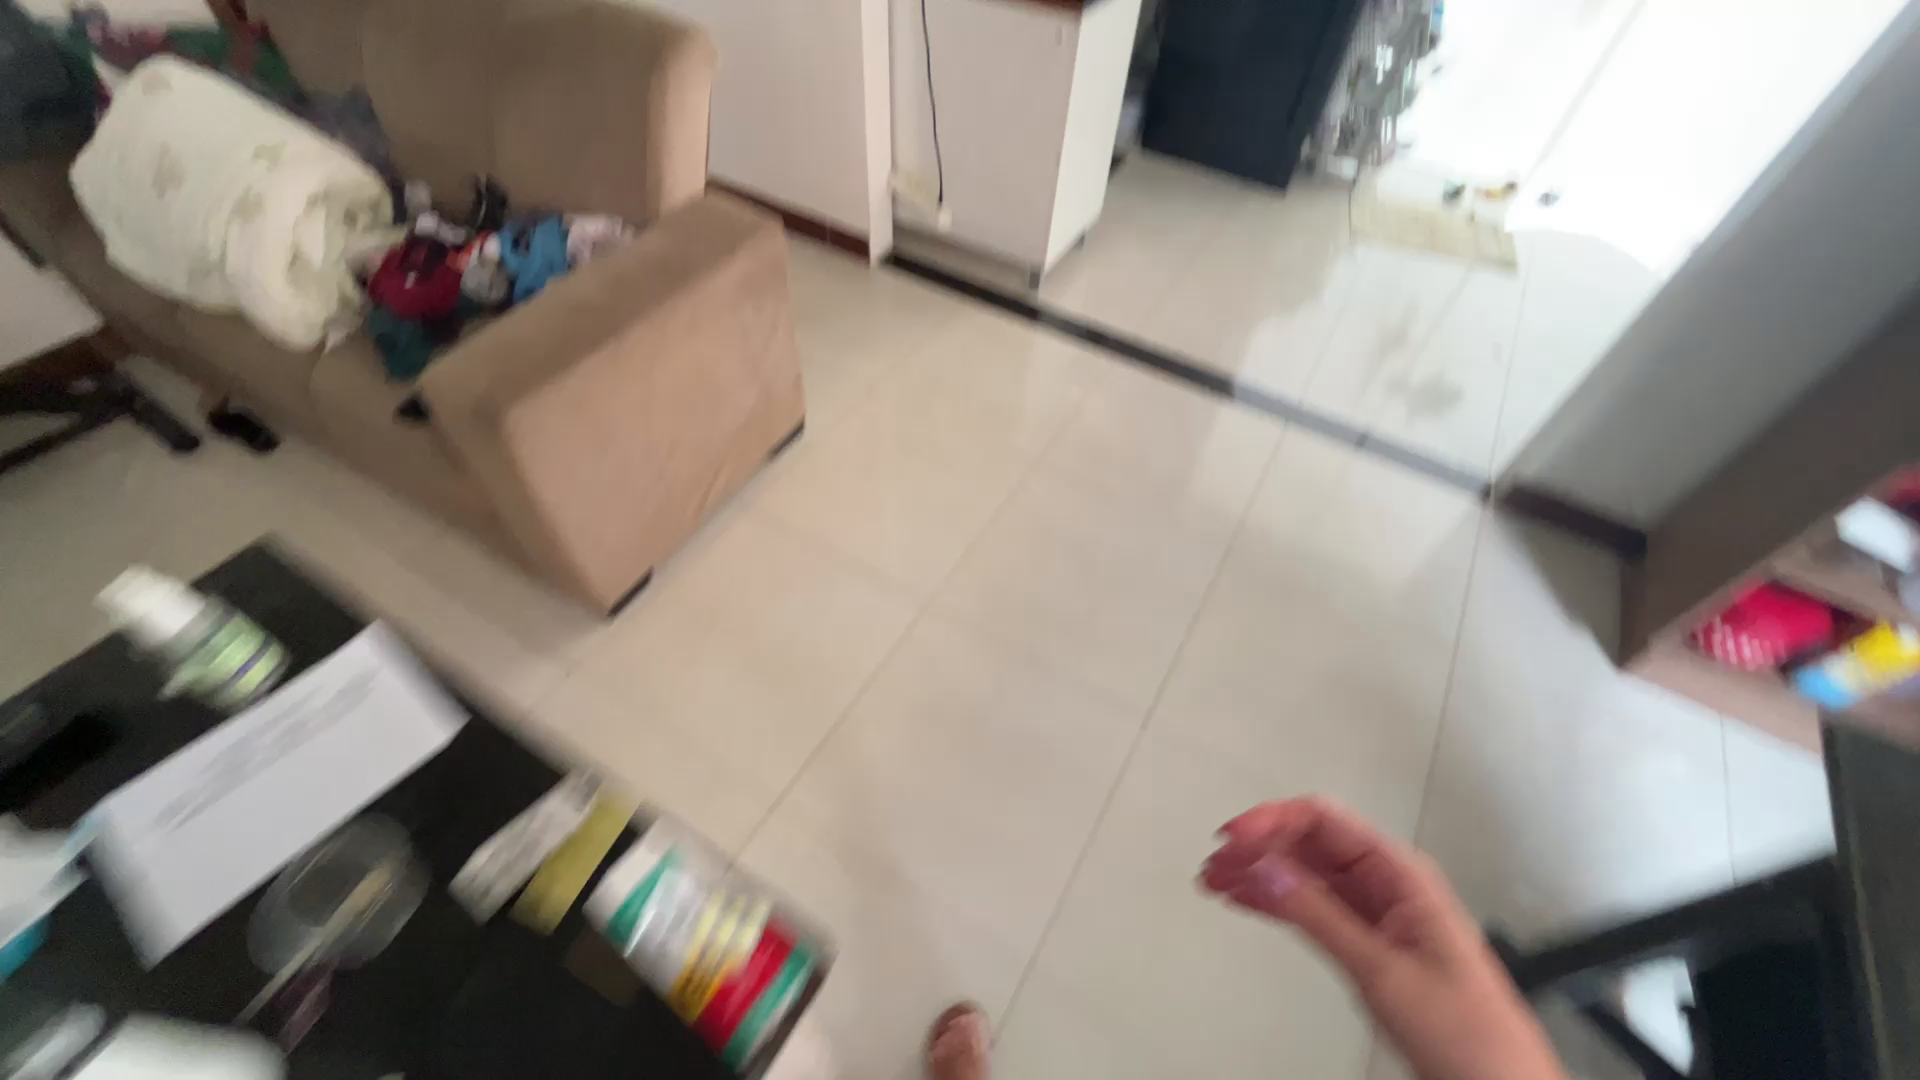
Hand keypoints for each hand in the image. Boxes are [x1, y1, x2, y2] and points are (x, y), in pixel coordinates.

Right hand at [1199, 797, 1566, 1079]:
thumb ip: (1319, 915)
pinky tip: (1241, 900)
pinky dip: (1271, 901)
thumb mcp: (1383, 969)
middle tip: (1214, 863)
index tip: (1232, 837)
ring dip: (1256, 872)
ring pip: (1300, 874)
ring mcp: (1369, 911)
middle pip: (1306, 843)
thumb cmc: (1463, 1031)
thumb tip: (1262, 865)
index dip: (1273, 820)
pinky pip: (1307, 907)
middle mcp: (1381, 882)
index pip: (1323, 821)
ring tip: (1213, 880)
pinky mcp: (1361, 940)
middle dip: (1257, 847)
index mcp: (1397, 873)